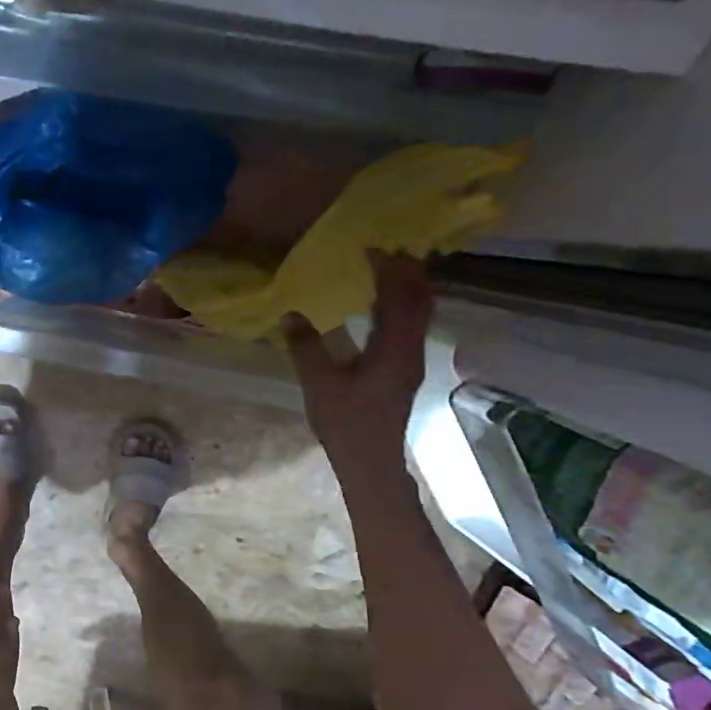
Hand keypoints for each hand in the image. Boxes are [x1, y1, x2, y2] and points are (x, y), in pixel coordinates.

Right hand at [280, 252, 432, 481]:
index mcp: (394, 349)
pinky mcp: (405, 370)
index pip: (398, 297)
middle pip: (419, 300)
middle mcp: (411, 349)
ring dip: (408, 288)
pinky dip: (403, 307)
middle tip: (386, 249)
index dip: (389, 269)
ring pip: (420, 313)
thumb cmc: (347, 423)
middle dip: (407, 272)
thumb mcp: (320, 384)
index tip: (369, 248)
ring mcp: (412, 360)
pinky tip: (382, 307)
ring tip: (389, 268)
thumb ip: (306, 347)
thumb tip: (290, 313)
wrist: (371, 461)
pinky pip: (412, 326)